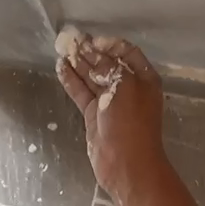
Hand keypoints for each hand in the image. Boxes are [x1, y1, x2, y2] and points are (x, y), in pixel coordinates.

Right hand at [55, 32, 168, 205]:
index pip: (126, 53)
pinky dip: (71, 80)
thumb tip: (91, 54)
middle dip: (90, 52)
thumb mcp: (124, 88)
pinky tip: (61, 68)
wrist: (126, 164)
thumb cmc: (132, 124)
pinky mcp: (94, 115)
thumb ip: (108, 67)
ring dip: (78, 64)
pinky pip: (82, 93)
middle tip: (70, 40)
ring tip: (62, 49)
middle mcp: (128, 87)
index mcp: (143, 79)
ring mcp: (109, 102)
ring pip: (91, 77)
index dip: (109, 44)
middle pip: (106, 63)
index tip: (91, 40)